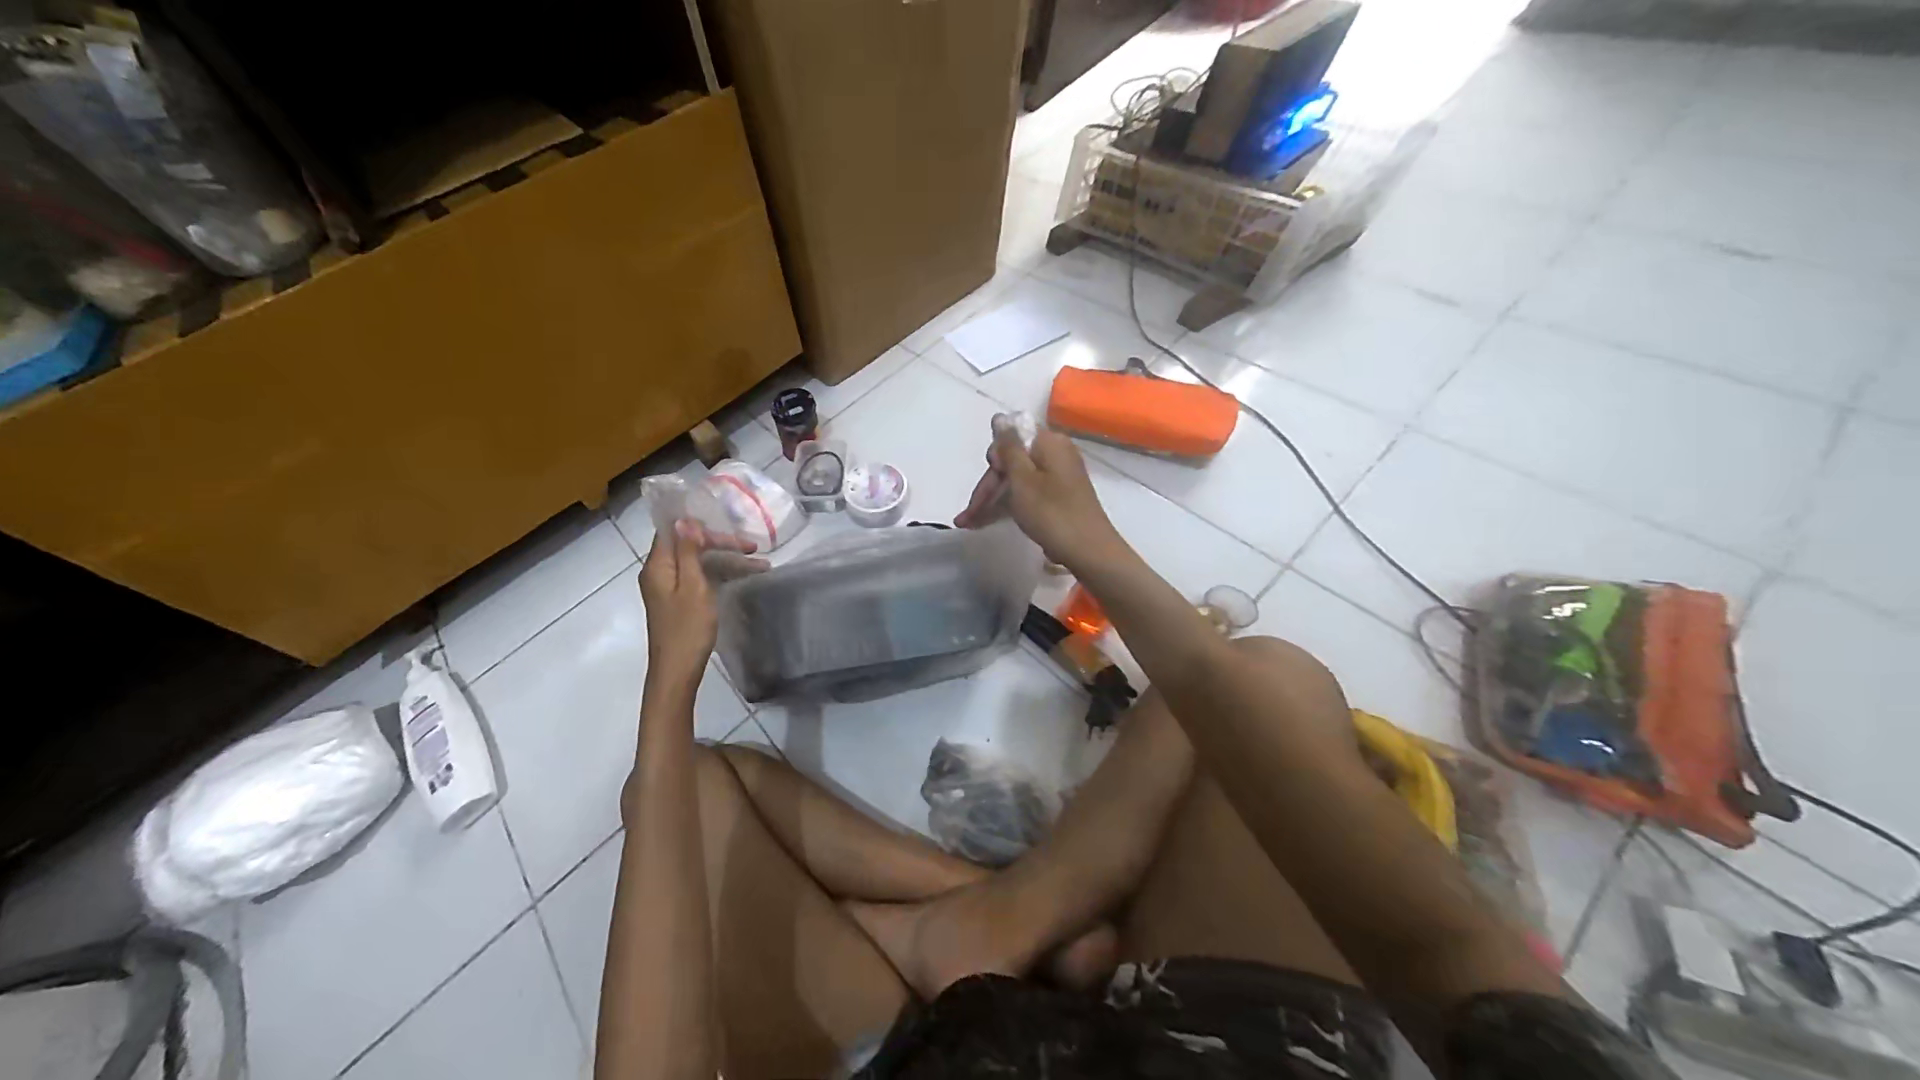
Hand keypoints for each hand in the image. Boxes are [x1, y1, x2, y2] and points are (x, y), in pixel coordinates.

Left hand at [639, 520, 762, 684]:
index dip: (702, 526)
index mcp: (658, 566)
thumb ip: (688, 552)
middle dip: (722, 544)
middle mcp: (660, 572)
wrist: (677, 671)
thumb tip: (683, 520)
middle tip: (753, 548)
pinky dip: (720, 575)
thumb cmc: (687, 629)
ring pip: (699, 562)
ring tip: (761, 564)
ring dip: (726, 560)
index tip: (731, 528)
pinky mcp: (678, 600)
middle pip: (689, 545)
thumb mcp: (693, 587)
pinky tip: (742, 577)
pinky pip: (699, 577)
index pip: (676, 531)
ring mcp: (669, 587)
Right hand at [955, 425, 1126, 570]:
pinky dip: (1010, 506)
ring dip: (992, 501)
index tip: (982, 490)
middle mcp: (1056, 454)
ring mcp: (1059, 476)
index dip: (992, 465)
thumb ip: (1008, 447)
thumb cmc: (1051, 513)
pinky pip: (1028, 494)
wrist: (1089, 550)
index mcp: (1049, 442)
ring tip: (968, 524)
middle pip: (1012, 464)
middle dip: (987, 489)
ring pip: (1017, 482)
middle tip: (967, 517)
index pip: (1009, 442)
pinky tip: (988, 522)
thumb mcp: (1023, 479)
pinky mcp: (1060, 497)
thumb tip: (999, 417)